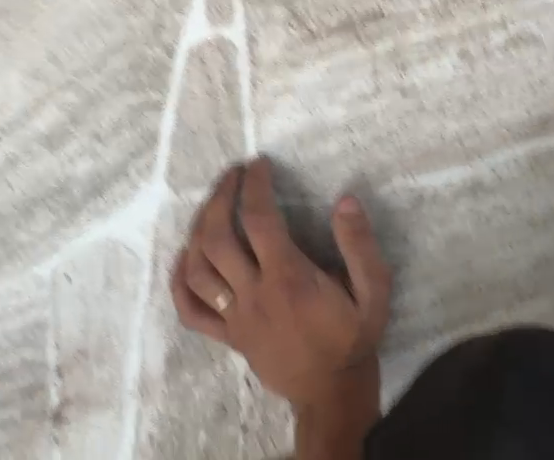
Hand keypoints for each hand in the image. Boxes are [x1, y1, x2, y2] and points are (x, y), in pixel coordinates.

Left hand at [173, 159, 392, 406]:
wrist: (332, 390)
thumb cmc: (354, 334)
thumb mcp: (374, 288)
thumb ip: (359, 244)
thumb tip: (344, 200)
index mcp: (288, 277)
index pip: (260, 220)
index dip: (256, 186)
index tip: (259, 163)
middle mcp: (254, 294)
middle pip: (218, 239)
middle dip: (221, 198)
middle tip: (232, 173)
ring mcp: (235, 317)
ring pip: (198, 269)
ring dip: (198, 229)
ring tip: (213, 202)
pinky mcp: (228, 336)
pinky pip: (190, 310)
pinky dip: (180, 280)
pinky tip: (184, 256)